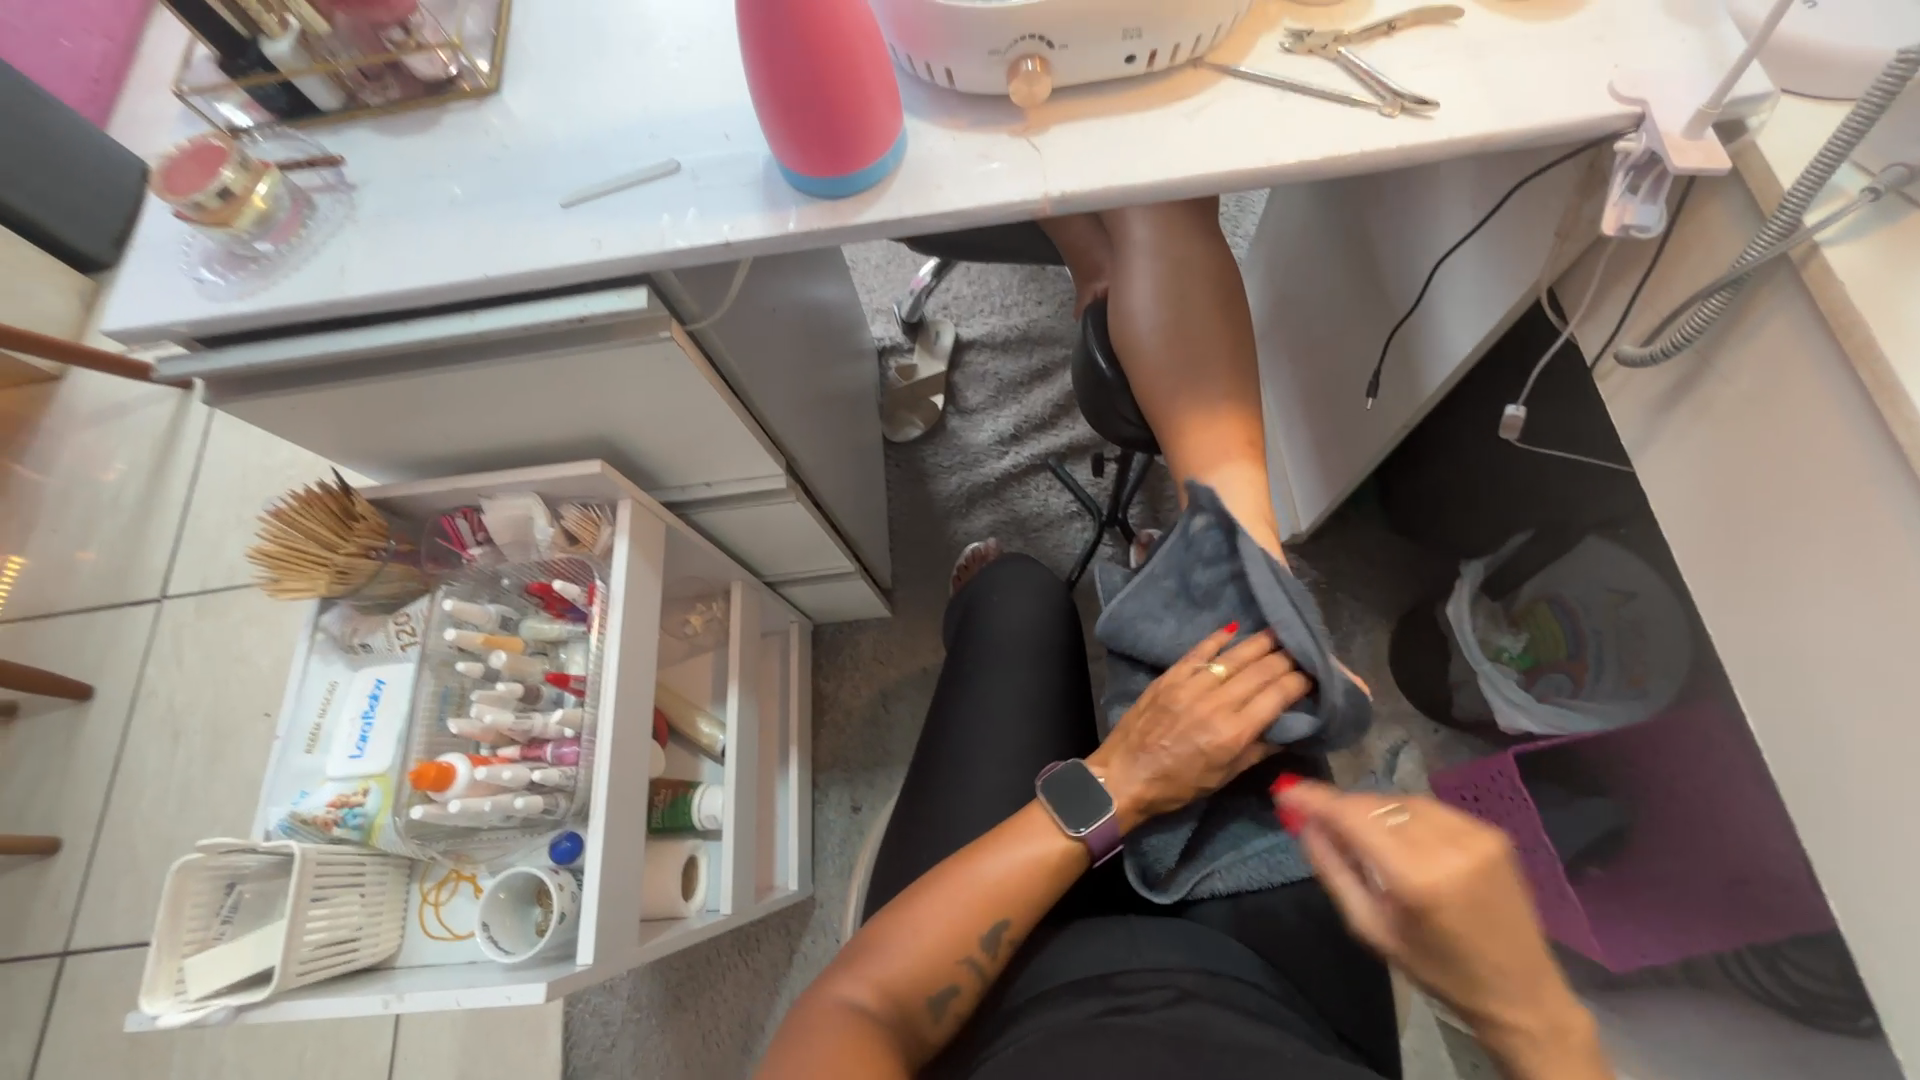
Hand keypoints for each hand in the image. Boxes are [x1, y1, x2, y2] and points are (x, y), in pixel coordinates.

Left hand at [1088, 626, 1312, 832]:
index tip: (1314, 674)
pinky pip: (1198, 652)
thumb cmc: (1178, 785)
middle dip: (1286, 659)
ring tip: (1279, 633)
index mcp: (1233, 733)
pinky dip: (1217, 639)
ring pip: (1233, 657)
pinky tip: (1235, 629)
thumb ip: (1258, 749)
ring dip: (1259, 643)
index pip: (1277, 696)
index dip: (1300, 682)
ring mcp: (1189, 687)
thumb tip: (1289, 727)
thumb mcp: (1225, 776)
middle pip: (1259, 672)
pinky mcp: (1168, 678)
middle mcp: (1214, 704)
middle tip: (1302, 650)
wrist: (1124, 776)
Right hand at [1276, 782, 1605, 1074]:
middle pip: (1374, 804)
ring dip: (1373, 810)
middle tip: (1319, 820)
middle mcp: (1449, 846)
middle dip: (1342, 807)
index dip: (1314, 798)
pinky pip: (1430, 808)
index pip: (1353, 816)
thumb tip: (1302, 823)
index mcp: (1417, 878)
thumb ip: (1333, 869)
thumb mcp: (1370, 927)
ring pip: (1400, 801)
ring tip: (1363, 835)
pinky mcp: (1492, 832)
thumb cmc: (1436, 967)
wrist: (1521, 991)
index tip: (1284, 792)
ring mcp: (1476, 835)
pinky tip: (1402, 839)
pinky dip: (1405, 815)